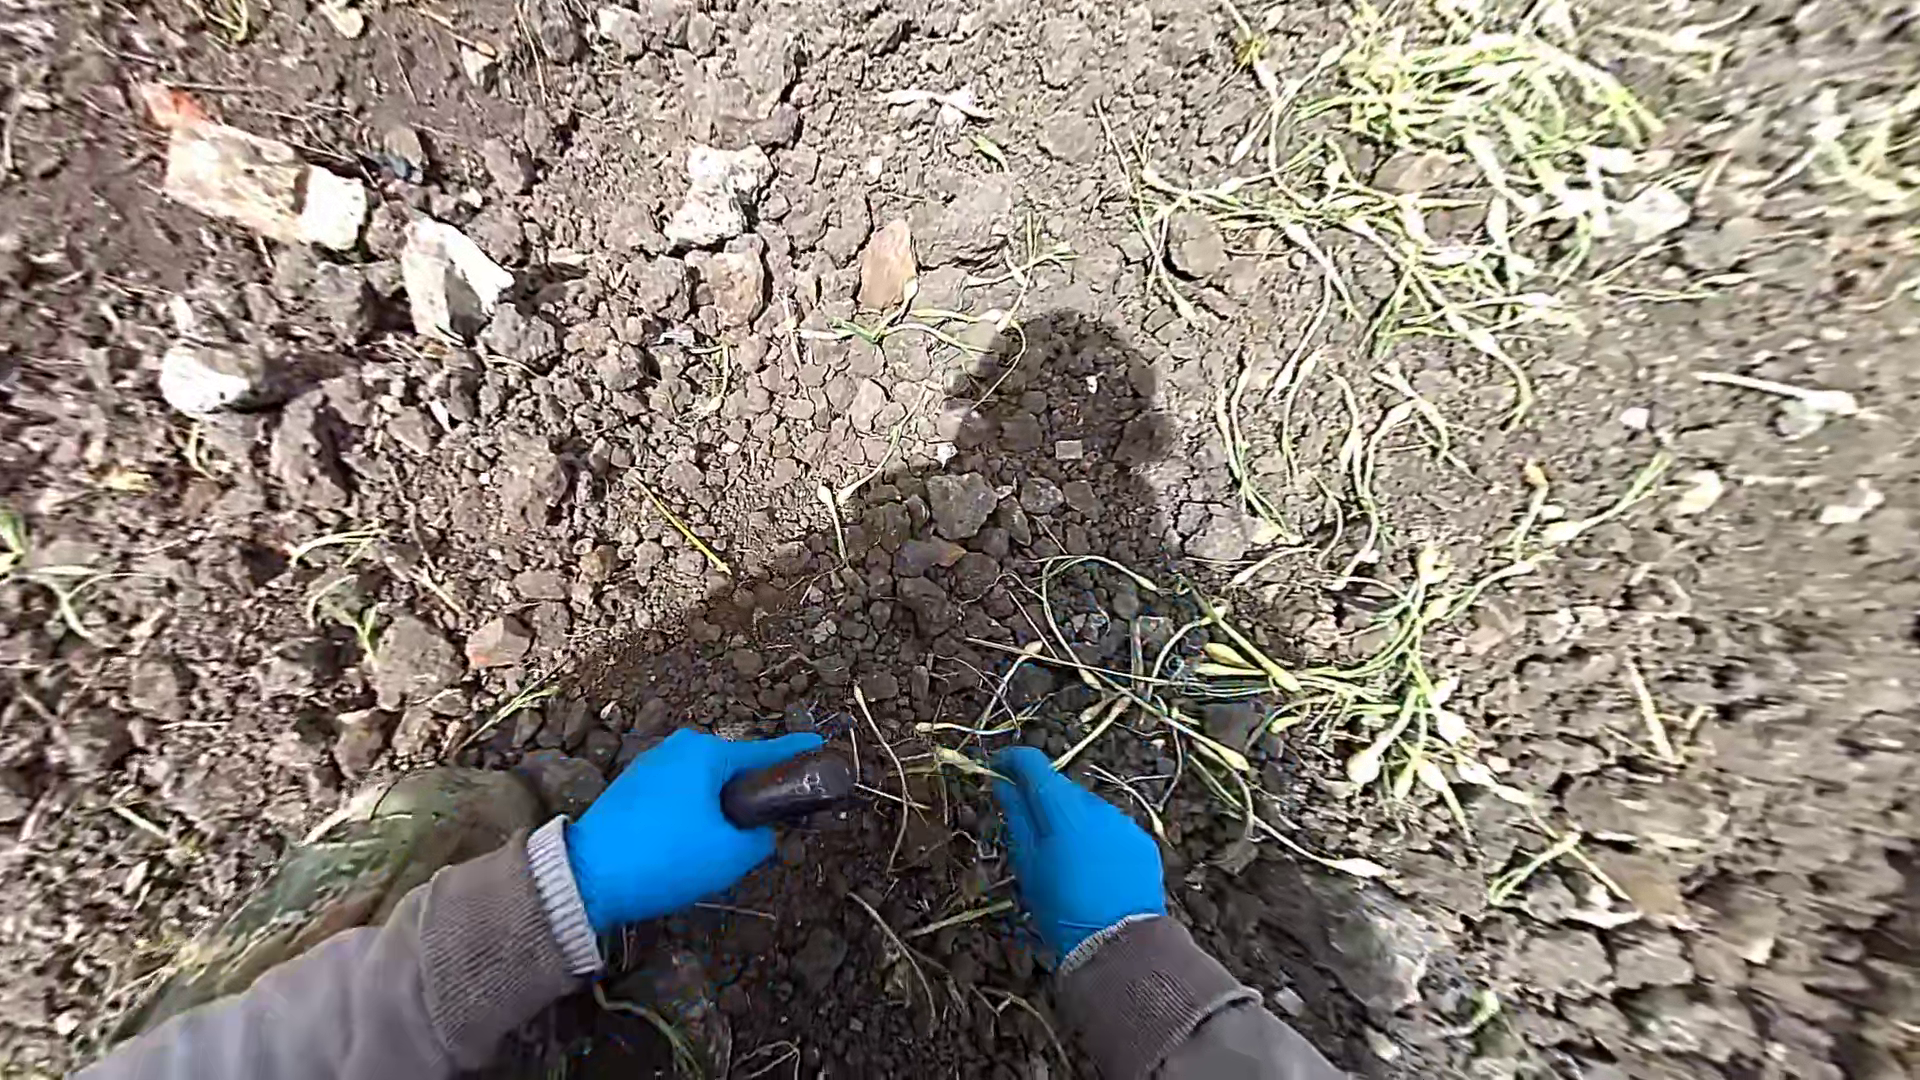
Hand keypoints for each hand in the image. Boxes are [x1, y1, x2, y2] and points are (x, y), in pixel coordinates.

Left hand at [566, 729, 823, 932]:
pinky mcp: (632, 784)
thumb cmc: (664, 857)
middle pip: (734, 766)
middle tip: (771, 811)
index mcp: (707, 753)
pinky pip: (680, 789)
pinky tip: (695, 833)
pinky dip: (695, 805)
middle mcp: (681, 747)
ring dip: (722, 800)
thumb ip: (760, 839)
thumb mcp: (728, 855)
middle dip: (754, 787)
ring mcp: (653, 763)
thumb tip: (762, 834)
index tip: (819, 744)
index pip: (765, 751)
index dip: (796, 751)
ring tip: (730, 831)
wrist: (580, 880)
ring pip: (705, 779)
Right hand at [991, 746, 1166, 958]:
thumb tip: (1002, 783)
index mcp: (1062, 806)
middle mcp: (1095, 804)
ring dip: (1069, 819)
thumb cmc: (1062, 906)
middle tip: (1028, 827)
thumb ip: (1015, 816)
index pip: (1033, 762)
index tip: (997, 769)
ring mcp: (1121, 821)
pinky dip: (1095, 837)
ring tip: (1063, 856)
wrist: (1121, 947)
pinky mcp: (1140, 841)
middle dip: (1041, 798)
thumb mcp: (1028, 862)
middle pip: (1060, 787)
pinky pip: (1110, 828)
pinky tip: (1092, 867)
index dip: (1011, 760)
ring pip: (1085, 807)